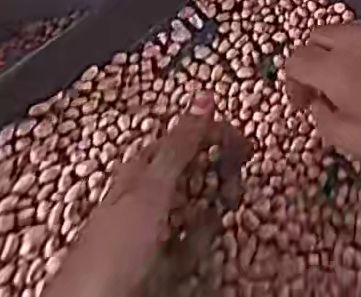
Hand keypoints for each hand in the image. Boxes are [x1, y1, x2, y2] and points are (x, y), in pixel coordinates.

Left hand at [40, 97, 237, 296]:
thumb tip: (205, 95)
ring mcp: (151, 231)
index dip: (215, 135)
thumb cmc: (115, 249)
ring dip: (215, 203)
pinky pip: (188, 240)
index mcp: (141, 171)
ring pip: (193, 203)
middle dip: (219, 170)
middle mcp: (146, 196)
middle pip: (191, 169)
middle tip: (238, 179)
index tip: (245, 144)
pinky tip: (204, 242)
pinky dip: (201, 238)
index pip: (184, 137)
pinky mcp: (156, 264)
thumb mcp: (151, 189)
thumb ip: (179, 144)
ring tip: (228, 208)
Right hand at [282, 20, 360, 175]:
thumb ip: (323, 117)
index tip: (304, 103)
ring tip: (349, 80)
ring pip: (342, 28)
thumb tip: (315, 101)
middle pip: (316, 35)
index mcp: (336, 68)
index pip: (295, 59)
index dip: (292, 82)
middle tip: (322, 88)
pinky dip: (359, 44)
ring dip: (335, 49)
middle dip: (312, 58)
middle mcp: (354, 39)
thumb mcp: (352, 140)